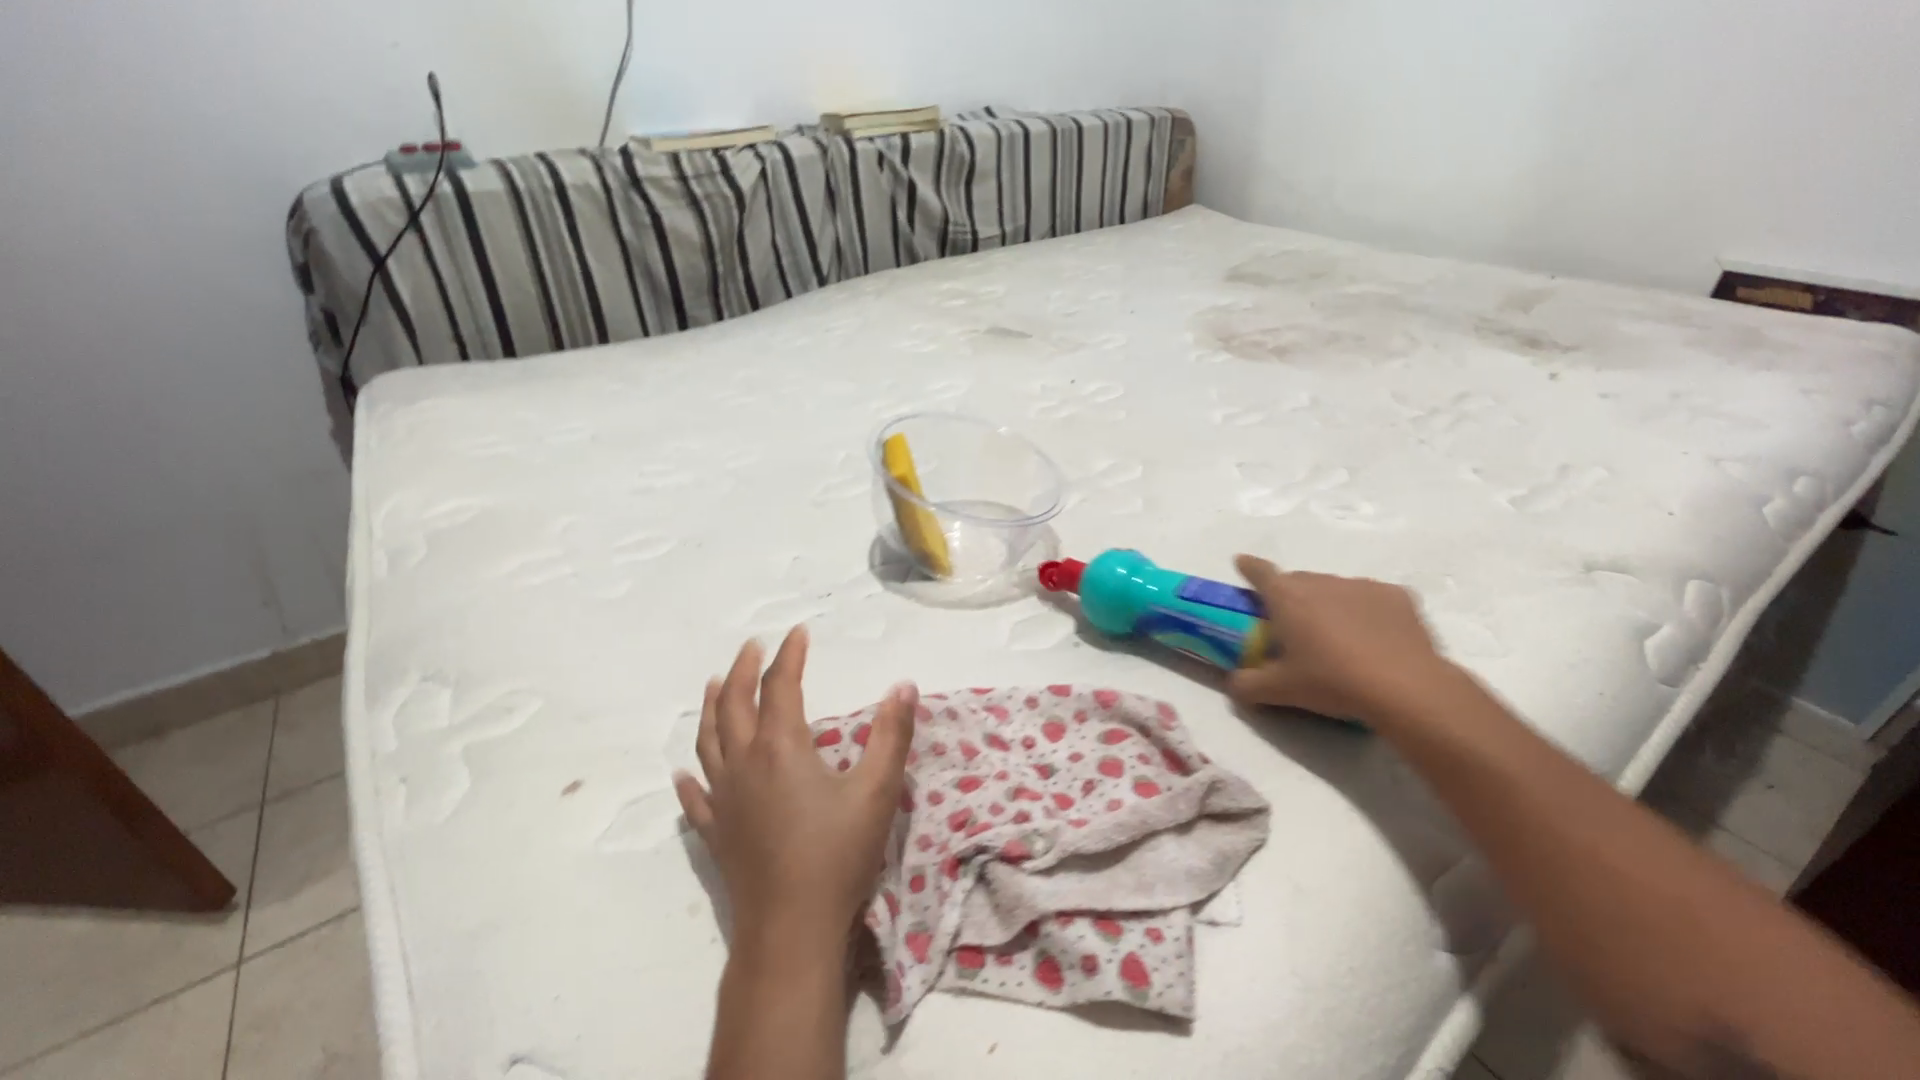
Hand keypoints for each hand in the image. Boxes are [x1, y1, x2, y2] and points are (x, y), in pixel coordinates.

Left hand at [674, 625, 917, 956]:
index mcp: (781, 747)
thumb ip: (892, 735)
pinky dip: (689, 778)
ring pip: (707, 740)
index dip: (790, 655)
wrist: (791, 926)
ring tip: (712, 684)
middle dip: (742, 670)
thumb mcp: (876, 791)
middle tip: (752, 647)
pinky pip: (694, 796)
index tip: (799, 632)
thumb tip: (904, 686)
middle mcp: (743, 763)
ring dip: (710, 707)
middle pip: (732, 703)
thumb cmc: (838, 855)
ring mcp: (722, 798)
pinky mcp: (714, 831)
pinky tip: (682, 773)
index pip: (781, 685)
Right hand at [1227, 555, 1456, 724]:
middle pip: (1298, 581)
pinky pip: (1371, 599)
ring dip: (1329, 605)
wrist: (1405, 688)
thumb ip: (1247, 684)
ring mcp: (1363, 585)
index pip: (1260, 572)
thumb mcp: (1279, 691)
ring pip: (1335, 589)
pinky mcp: (1397, 596)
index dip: (1248, 567)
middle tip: (1293, 627)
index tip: (1242, 564)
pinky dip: (1366, 612)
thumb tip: (1234, 682)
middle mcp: (1323, 582)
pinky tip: (1374, 639)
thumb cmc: (1332, 682)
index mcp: (1288, 598)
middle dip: (1291, 597)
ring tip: (1338, 640)